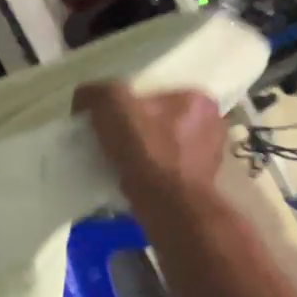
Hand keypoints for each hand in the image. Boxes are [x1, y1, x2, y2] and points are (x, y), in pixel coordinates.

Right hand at [74, 83, 226, 215]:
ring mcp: (210, 153)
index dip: (127, 106)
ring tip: (119, 164)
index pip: (154, 94)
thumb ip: (96, 93)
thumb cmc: (146, 150)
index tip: (107, 122)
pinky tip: (134, 180)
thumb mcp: (111, 107)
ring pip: (166, 146)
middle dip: (138, 130)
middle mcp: (212, 121)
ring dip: (145, 153)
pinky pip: (169, 170)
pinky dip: (152, 173)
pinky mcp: (202, 181)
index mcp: (196, 97)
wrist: (168, 203)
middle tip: (110, 143)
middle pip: (160, 120)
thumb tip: (84, 98)